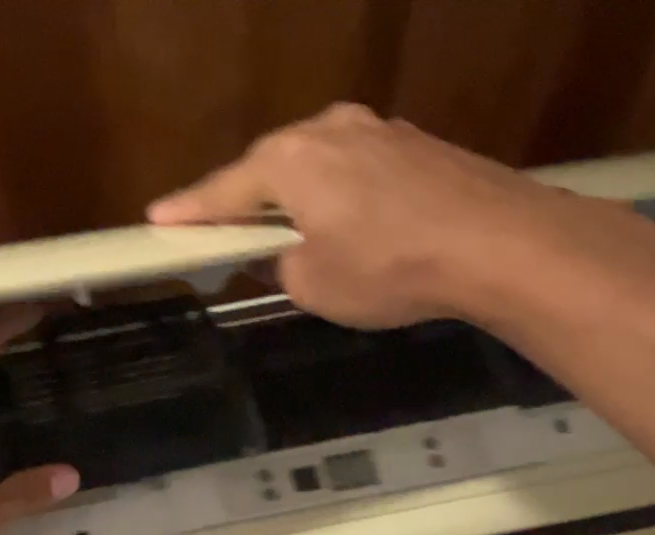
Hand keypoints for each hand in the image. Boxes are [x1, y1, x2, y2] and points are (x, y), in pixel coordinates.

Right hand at [148, 103, 582, 328]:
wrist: (498, 243)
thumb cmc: (388, 267)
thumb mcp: (312, 285)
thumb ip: (281, 266)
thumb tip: (286, 252)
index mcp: (290, 160)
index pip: (223, 191)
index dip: (188, 212)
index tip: (156, 220)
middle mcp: (330, 129)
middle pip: (271, 169)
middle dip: (249, 203)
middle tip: (228, 234)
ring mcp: (380, 131)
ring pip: (319, 167)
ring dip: (301, 200)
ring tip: (298, 236)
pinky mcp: (418, 146)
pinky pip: (359, 172)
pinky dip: (344, 198)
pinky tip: (356, 228)